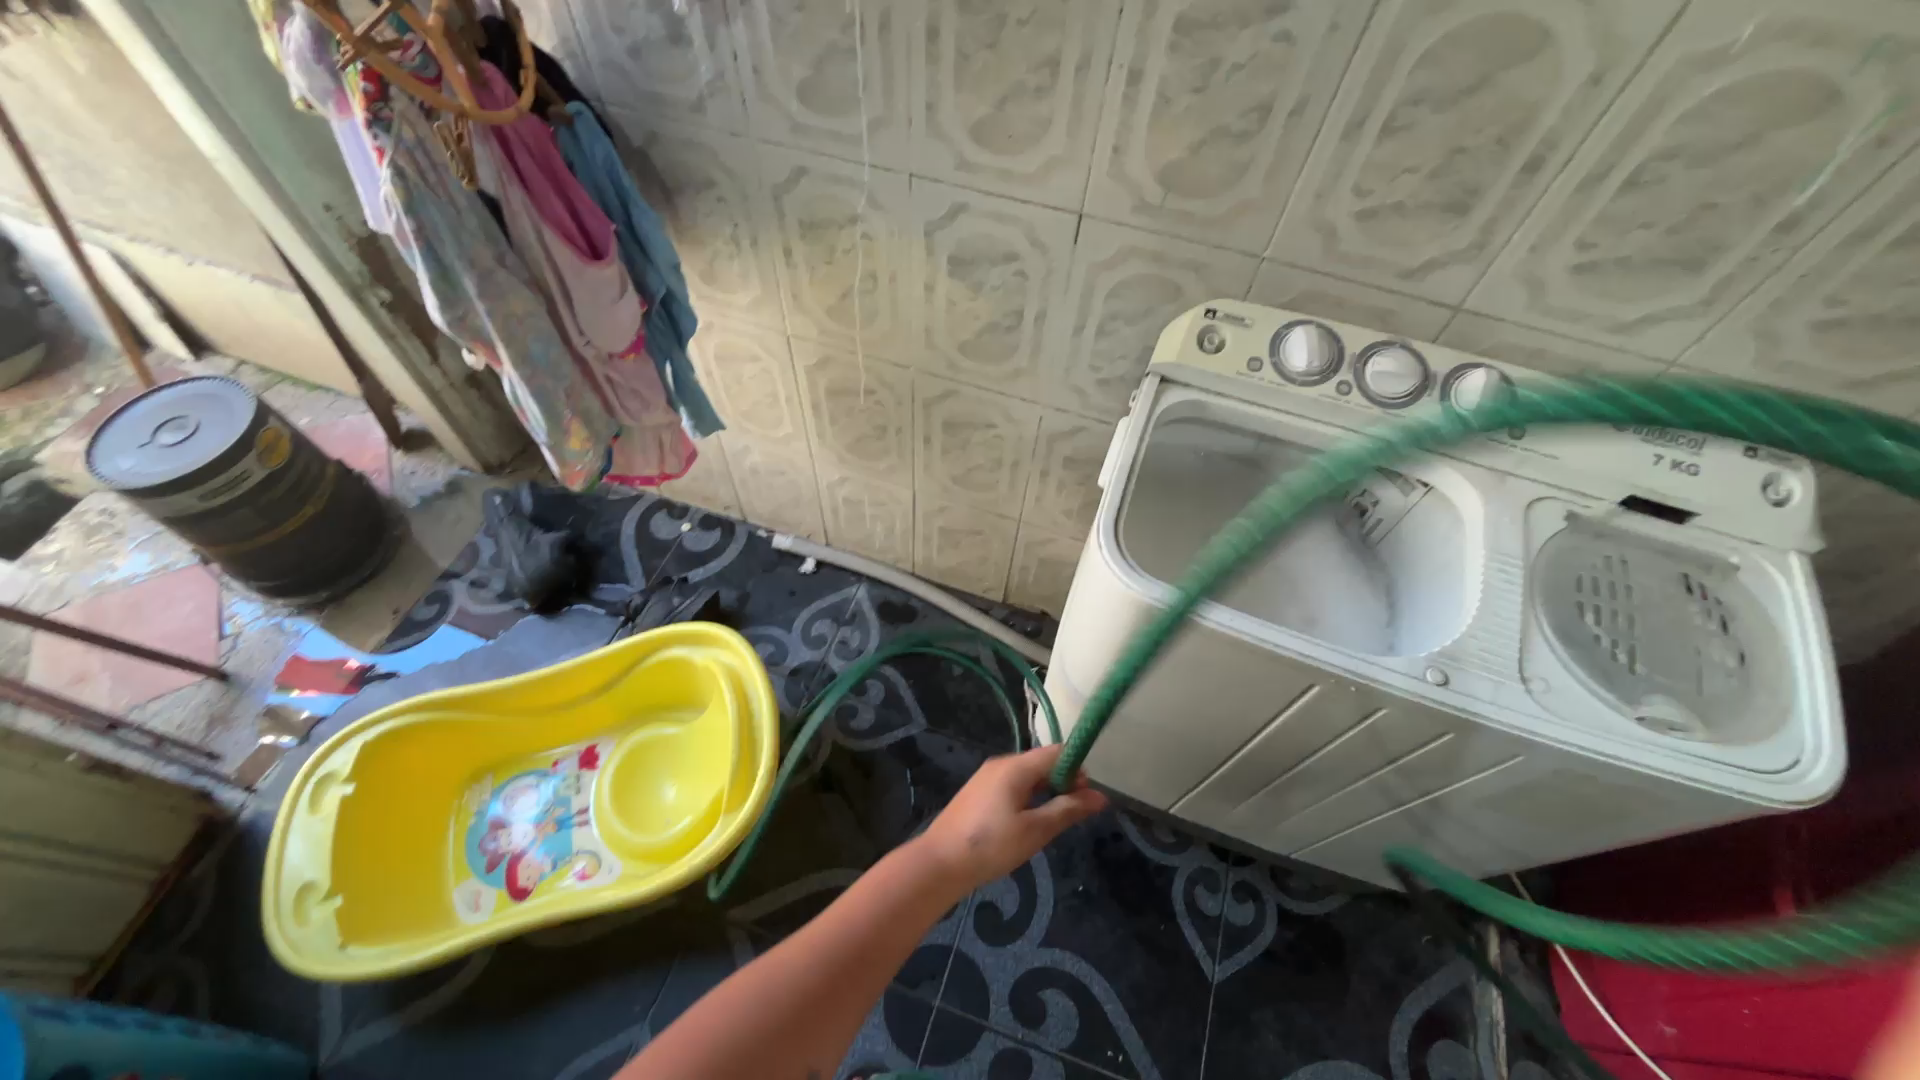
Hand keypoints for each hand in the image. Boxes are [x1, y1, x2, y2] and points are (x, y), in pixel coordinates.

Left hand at [915, 744, 1108, 893]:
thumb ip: (1068, 810)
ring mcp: (987, 777)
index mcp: (1015, 767)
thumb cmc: (991, 846)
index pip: (1056, 752)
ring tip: (1052, 821)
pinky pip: (1012, 785)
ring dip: (1045, 792)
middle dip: (1063, 781)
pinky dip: (1028, 797)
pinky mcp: (979, 792)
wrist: (939, 863)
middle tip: (1073, 813)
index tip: (1086, 796)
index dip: (1077, 768)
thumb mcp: (1035, 830)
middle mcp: (1001, 764)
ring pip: (1027, 776)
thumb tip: (1100, 796)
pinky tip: (1028, 822)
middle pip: (1042, 762)